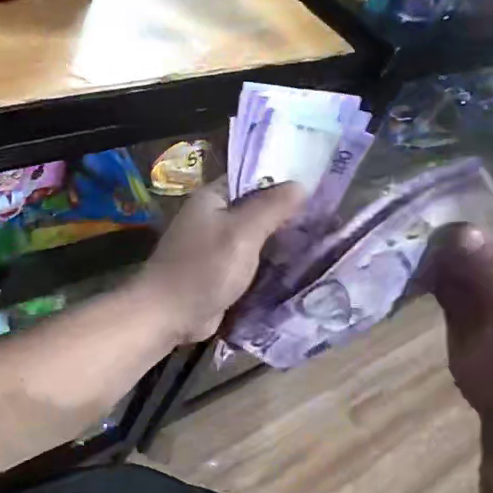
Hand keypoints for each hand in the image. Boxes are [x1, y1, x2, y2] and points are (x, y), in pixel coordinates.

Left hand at [130, 180, 306, 342]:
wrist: (168, 315)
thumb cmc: (204, 268)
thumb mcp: (243, 233)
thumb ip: (272, 207)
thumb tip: (301, 185)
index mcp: (213, 196)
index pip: (252, 177)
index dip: (282, 179)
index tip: (315, 184)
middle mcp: (212, 215)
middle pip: (255, 206)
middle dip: (285, 211)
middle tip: (325, 214)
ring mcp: (215, 244)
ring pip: (255, 234)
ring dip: (279, 237)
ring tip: (318, 235)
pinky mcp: (220, 269)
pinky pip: (250, 257)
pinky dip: (269, 259)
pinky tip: (296, 261)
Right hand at [428, 214, 492, 454]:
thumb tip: (461, 229)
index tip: (472, 218)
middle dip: (468, 236)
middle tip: (434, 225)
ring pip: (470, 267)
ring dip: (446, 255)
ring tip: (419, 243)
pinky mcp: (469, 323)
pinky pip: (450, 291)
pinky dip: (434, 278)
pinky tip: (416, 267)